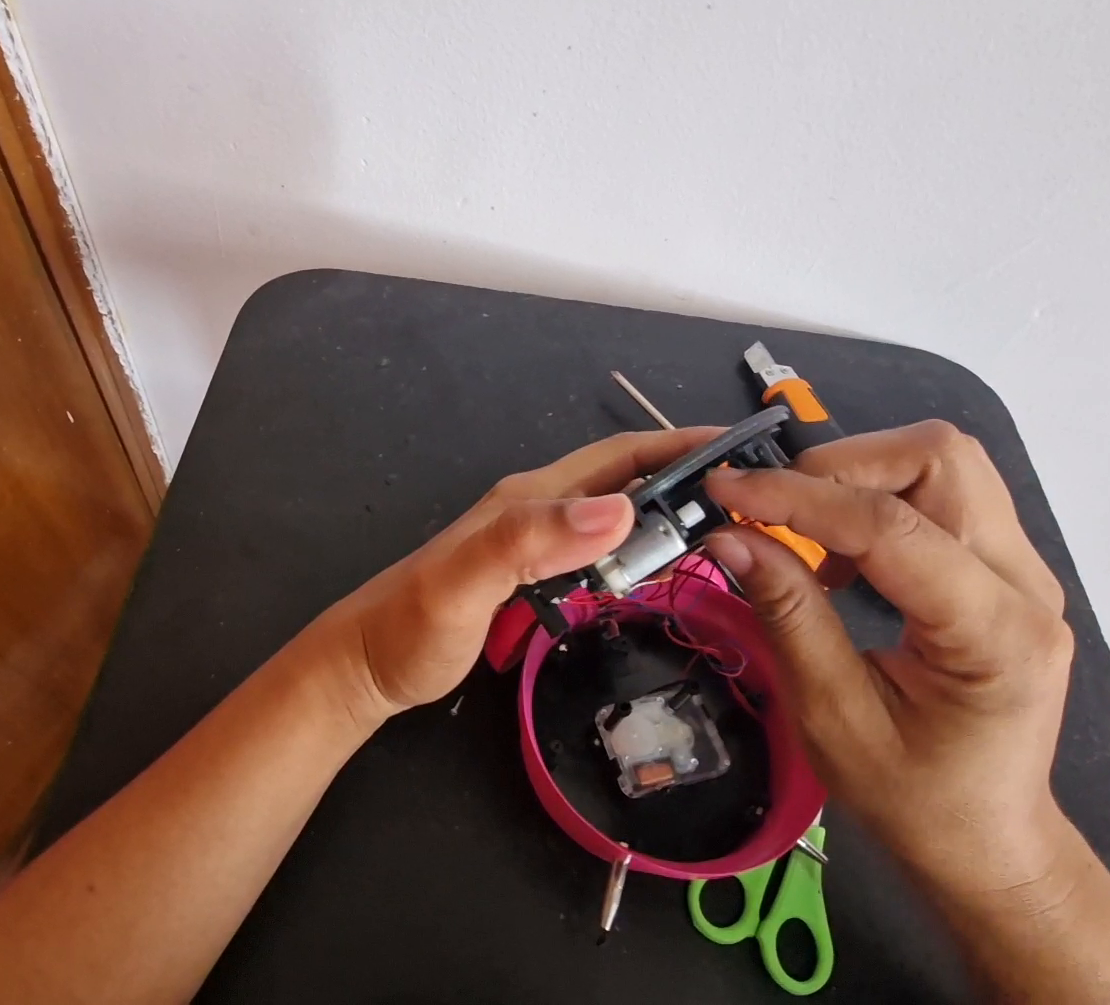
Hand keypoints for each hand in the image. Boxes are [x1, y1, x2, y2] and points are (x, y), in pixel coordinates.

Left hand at [308, 427, 721, 726]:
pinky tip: (650, 573)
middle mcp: (534, 511)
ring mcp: (529, 544)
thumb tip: (621, 511)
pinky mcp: (526, 576)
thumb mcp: (464, 584)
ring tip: (715, 532)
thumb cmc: (410, 627)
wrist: (365, 664)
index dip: (674, 446)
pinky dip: (631, 552)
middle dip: (680, 478)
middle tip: (743, 500)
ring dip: (660, 515)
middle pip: (619, 482)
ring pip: (609, 516)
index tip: (736, 449)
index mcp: (528, 499)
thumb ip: (530, 542)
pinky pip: (593, 552)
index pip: (615, 458)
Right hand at [701, 420, 1075, 898]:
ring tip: (802, 526)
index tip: (723, 491)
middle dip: (839, 466)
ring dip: (856, 475)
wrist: (988, 836)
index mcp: (993, 633)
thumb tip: (728, 536)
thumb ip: (788, 614)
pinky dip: (871, 497)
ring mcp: (1021, 568)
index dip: (798, 497)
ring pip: (940, 461)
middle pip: (939, 458)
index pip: (891, 527)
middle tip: (771, 508)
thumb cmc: (911, 796)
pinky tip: (838, 553)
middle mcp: (1024, 583)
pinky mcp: (1000, 565)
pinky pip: (936, 491)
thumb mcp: (831, 715)